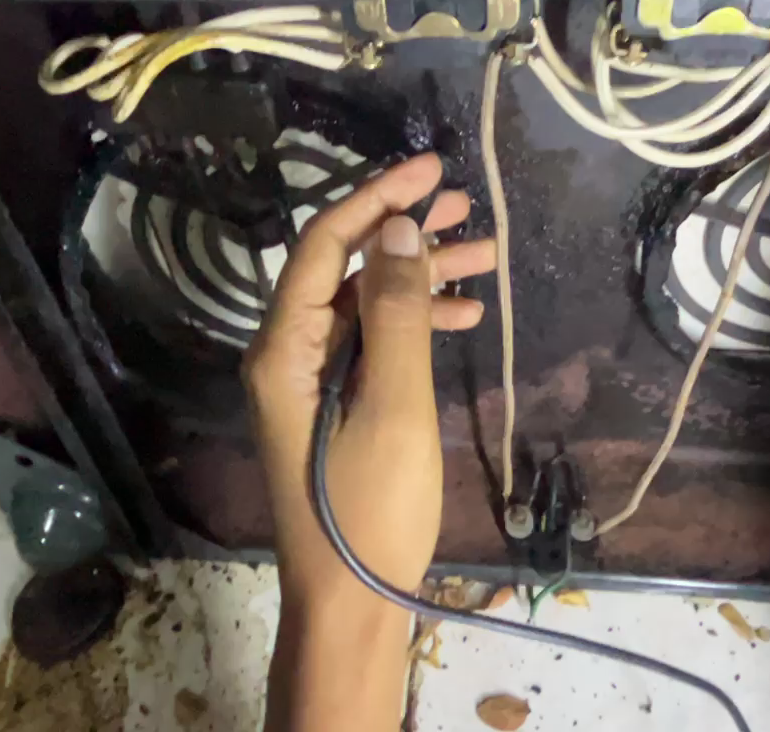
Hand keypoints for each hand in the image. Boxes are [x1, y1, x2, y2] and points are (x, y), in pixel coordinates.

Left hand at [245, 152, 494, 596]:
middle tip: (463, 200)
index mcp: (286, 344)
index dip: (377, 198)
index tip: (430, 167)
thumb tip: (398, 229)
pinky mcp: (338, 394)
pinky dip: (419, 320)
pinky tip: (465, 315)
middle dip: (404, 228)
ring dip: (422, 273)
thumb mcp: (393, 405)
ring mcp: (313, 372)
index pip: (326, 244)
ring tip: (484, 251)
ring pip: (369, 298)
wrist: (351, 602)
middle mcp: (290, 347)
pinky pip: (378, 338)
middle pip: (348, 263)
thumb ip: (396, 312)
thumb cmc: (370, 508)